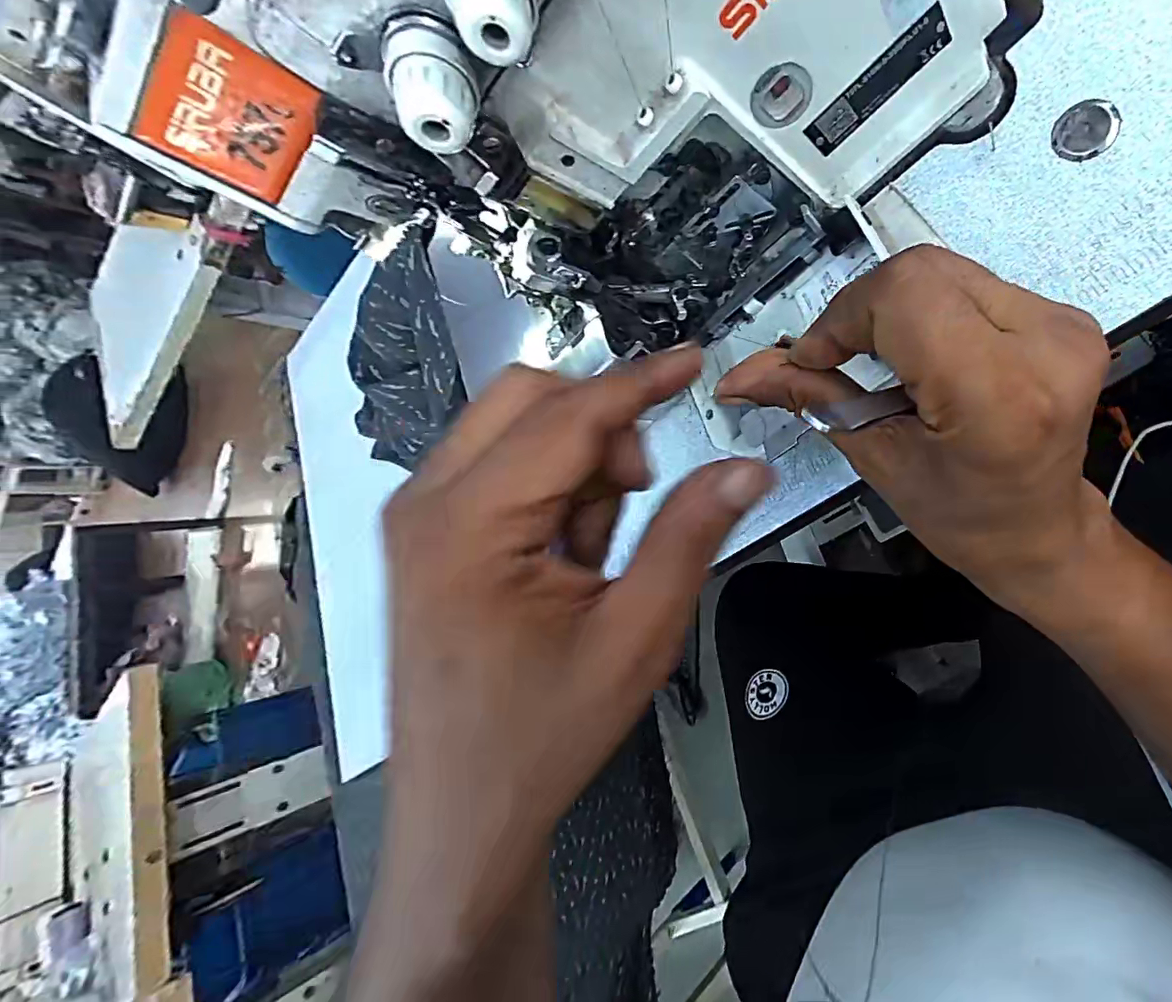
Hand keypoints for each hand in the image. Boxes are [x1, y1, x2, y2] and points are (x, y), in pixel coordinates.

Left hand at [375, 349, 772, 952]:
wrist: (469, 810)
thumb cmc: (550, 726)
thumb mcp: (641, 630)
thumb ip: (692, 534)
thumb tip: (748, 467)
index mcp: (470, 523)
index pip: (571, 415)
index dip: (642, 380)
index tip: (696, 360)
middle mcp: (428, 503)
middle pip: (530, 401)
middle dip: (606, 426)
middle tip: (644, 493)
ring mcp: (423, 520)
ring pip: (522, 431)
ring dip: (585, 466)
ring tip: (604, 549)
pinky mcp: (435, 538)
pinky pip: (511, 471)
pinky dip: (562, 492)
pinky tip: (577, 557)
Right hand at [717, 245, 1111, 603]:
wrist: (1040, 531)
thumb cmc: (975, 520)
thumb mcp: (885, 463)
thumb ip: (816, 400)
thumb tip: (750, 373)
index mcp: (1001, 395)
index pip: (902, 296)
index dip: (845, 316)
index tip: (820, 354)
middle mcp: (1046, 350)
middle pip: (922, 272)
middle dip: (867, 309)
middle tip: (849, 356)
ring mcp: (1065, 329)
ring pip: (948, 271)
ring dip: (904, 310)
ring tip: (901, 366)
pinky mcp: (1068, 321)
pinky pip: (979, 285)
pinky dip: (940, 312)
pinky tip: (938, 357)